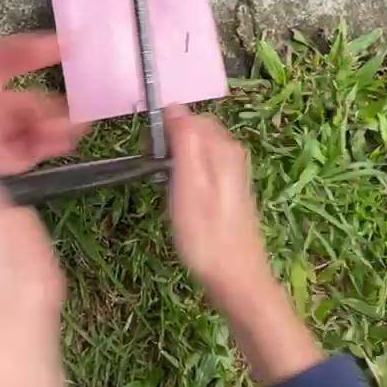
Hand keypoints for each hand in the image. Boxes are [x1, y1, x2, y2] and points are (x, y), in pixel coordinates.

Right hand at [165, 107, 322, 385]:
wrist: (237, 281)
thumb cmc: (206, 235)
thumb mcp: (187, 183)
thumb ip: (183, 140)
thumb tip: (174, 105)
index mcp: (222, 146)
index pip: (186, 115)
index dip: (164, 129)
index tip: (149, 153)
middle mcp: (231, 151)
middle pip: (193, 129)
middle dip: (170, 143)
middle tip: (155, 171)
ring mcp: (232, 170)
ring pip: (196, 148)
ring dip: (176, 160)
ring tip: (166, 188)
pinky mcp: (229, 188)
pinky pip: (202, 166)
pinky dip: (186, 175)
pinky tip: (181, 199)